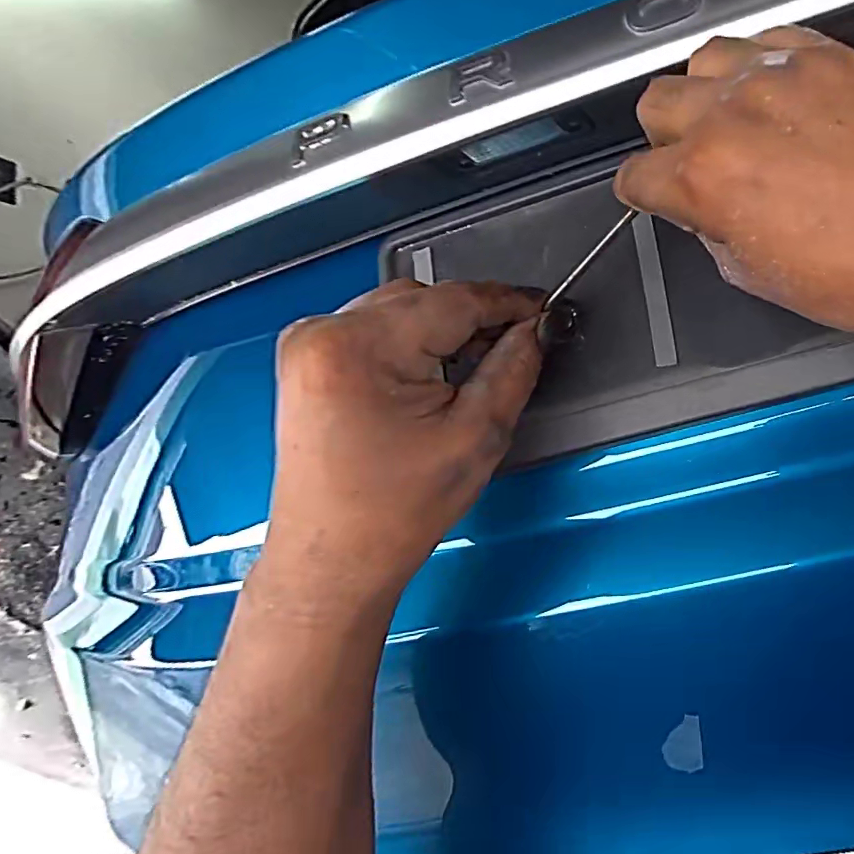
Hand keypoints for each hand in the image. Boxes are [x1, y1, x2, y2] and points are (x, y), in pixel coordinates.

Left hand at [264, 279, 543, 599]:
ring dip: (452, 327)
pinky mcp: (311, 359)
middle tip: (522, 343)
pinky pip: (382, 324)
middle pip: (430, 297)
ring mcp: (309, 344)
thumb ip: (516, 366)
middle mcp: (323, 334)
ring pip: (407, 306)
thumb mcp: (480, 433)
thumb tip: (537, 327)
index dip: (512, 302)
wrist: (334, 557)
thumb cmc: (394, 511)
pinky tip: (442, 370)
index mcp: (360, 348)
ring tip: (480, 365)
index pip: (457, 299)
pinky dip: (422, 337)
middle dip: (482, 317)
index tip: (545, 309)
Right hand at [616, 26, 853, 339]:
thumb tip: (704, 210)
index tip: (660, 197)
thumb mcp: (759, 277)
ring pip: (705, 60)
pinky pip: (768, 40)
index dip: (646, 194)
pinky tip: (781, 98)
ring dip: (709, 93)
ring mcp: (780, 77)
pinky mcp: (827, 59)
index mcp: (704, 178)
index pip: (636, 174)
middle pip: (656, 103)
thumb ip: (713, 232)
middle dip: (669, 138)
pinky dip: (762, 66)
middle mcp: (731, 115)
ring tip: (741, 123)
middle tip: (701, 162)